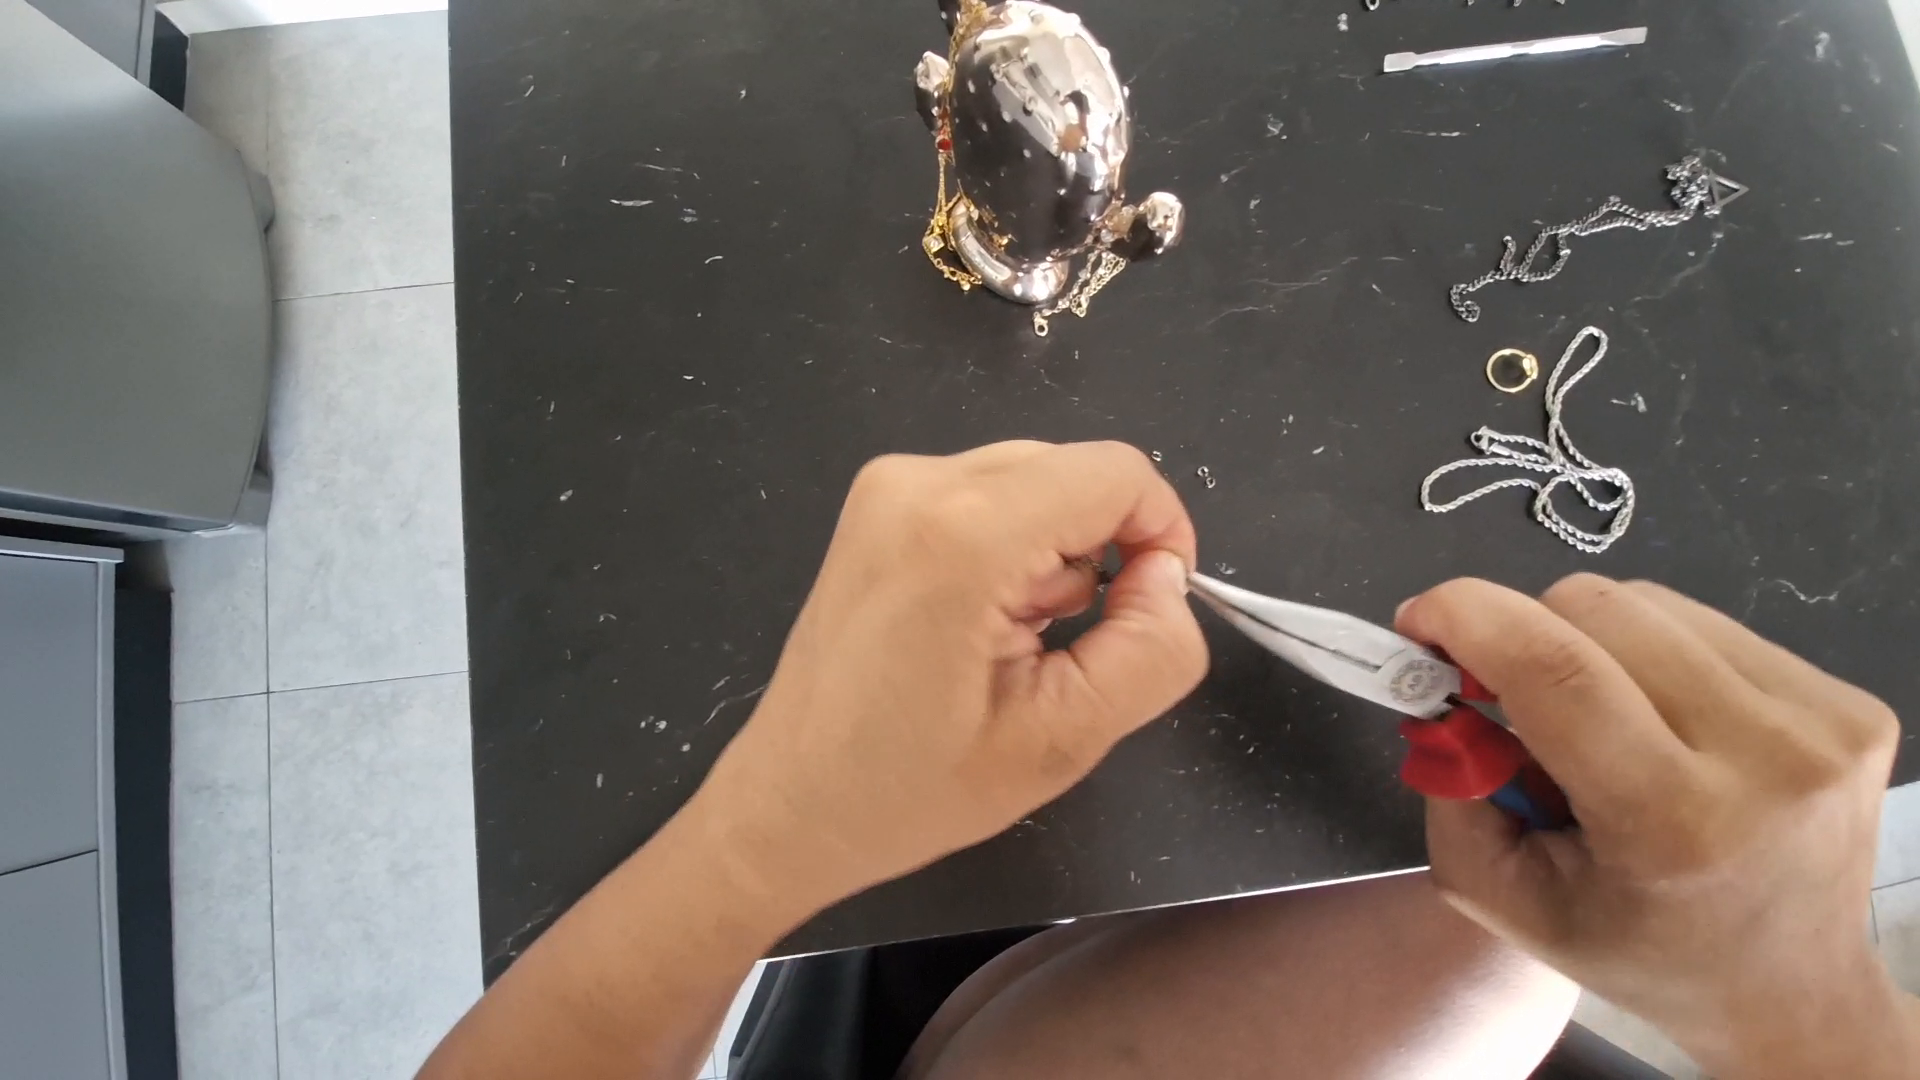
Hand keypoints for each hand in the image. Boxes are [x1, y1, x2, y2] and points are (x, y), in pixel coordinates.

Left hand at [688, 440, 1208, 916]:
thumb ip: (1150, 648)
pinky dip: (1009, 545)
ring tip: (1006, 637)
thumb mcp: (1063, 738)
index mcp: (964, 530)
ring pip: (1032, 480)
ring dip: (1051, 552)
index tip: (1150, 604)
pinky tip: (973, 616)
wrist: (790, 800)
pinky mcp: (875, 502)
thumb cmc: (914, 788)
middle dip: (1099, 550)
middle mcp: (919, 480)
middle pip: (1072, 472)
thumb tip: (1165, 573)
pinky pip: (985, 493)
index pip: (1115, 472)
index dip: (1160, 531)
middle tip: (1059, 640)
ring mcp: (886, 484)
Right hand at [1398, 575, 1916, 1077]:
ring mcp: (1819, 723)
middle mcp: (1765, 758)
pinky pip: (1688, 617)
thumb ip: (1447, 784)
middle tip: (1485, 675)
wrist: (1786, 988)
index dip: (1465, 617)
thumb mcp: (1492, 887)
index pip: (1557, 670)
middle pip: (1590, 609)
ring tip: (1572, 700)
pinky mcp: (1847, 700)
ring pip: (1636, 599)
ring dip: (1569, 632)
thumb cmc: (1624, 943)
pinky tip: (1638, 701)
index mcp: (1671, 820)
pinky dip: (1630, 642)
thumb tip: (1441, 693)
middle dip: (1508, 625)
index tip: (1414, 621)